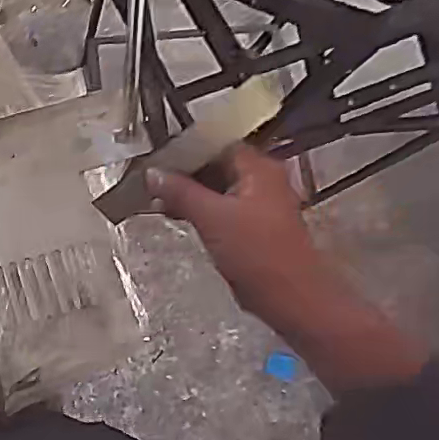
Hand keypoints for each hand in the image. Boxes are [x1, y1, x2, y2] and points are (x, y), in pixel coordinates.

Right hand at [145, 146, 327, 320]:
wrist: (287, 294)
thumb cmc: (254, 251)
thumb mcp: (210, 217)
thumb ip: (180, 191)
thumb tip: (152, 173)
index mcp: (259, 168)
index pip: (218, 144)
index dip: (186, 148)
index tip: (156, 157)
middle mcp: (262, 179)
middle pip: (216, 164)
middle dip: (183, 172)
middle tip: (151, 179)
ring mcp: (258, 203)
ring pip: (216, 187)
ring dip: (188, 191)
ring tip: (156, 198)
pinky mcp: (251, 225)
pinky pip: (220, 206)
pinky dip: (198, 207)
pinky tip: (174, 213)